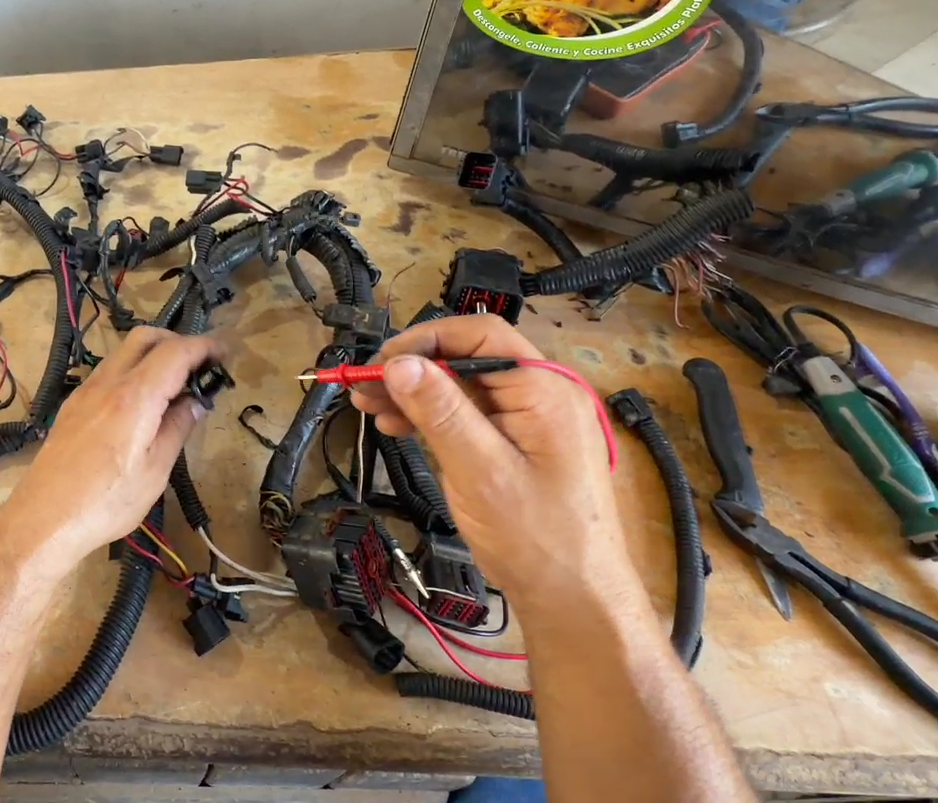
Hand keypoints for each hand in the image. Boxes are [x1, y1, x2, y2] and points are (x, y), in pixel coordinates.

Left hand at [0, 327, 221, 567]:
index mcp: (134, 397)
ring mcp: (86, 392)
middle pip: (145, 337)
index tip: (224, 354)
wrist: (45, 519)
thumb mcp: (155, 471)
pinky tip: (143, 402)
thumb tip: (196, 401)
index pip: (175, 353)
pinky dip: (133, 370)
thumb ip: (177, 428)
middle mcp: (107, 383)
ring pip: (124, 351)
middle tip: (200, 366)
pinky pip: (109, 371)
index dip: (204, 347)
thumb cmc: (106, 502)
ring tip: (175, 385)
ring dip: (153, 355)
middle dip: (177, 341)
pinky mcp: (74, 405)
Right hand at [347, 315, 639, 610]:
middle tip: (363, 387)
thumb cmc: (535, 538)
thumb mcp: (480, 470)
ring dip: (413, 393)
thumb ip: (440, 412)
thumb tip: (398, 363)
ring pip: (461, 386)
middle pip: (466, 359)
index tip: (380, 363)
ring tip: (368, 406)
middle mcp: (541, 394)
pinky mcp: (517, 443)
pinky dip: (430, 416)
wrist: (575, 602)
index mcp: (545, 389)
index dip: (425, 340)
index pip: (480, 335)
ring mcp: (530, 420)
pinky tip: (397, 426)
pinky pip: (468, 414)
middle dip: (411, 369)